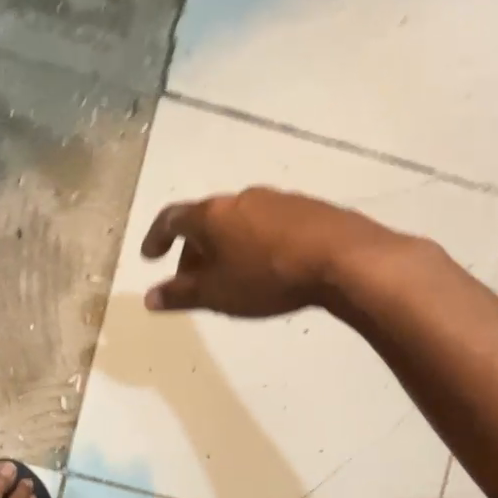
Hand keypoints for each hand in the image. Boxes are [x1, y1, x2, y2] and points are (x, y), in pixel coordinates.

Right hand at [140, 187, 411, 318]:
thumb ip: (179, 295)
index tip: (151, 257)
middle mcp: (242, 199)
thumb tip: (150, 298)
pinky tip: (267, 268)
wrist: (348, 260)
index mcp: (211, 215)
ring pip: (238, 222)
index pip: (171, 219)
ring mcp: (279, 200)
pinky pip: (269, 224)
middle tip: (193, 279)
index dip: (156, 237)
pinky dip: (256, 243)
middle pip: (206, 221)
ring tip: (231, 276)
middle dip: (194, 249)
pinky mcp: (311, 209)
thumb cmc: (266, 277)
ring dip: (226, 246)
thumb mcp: (215, 294)